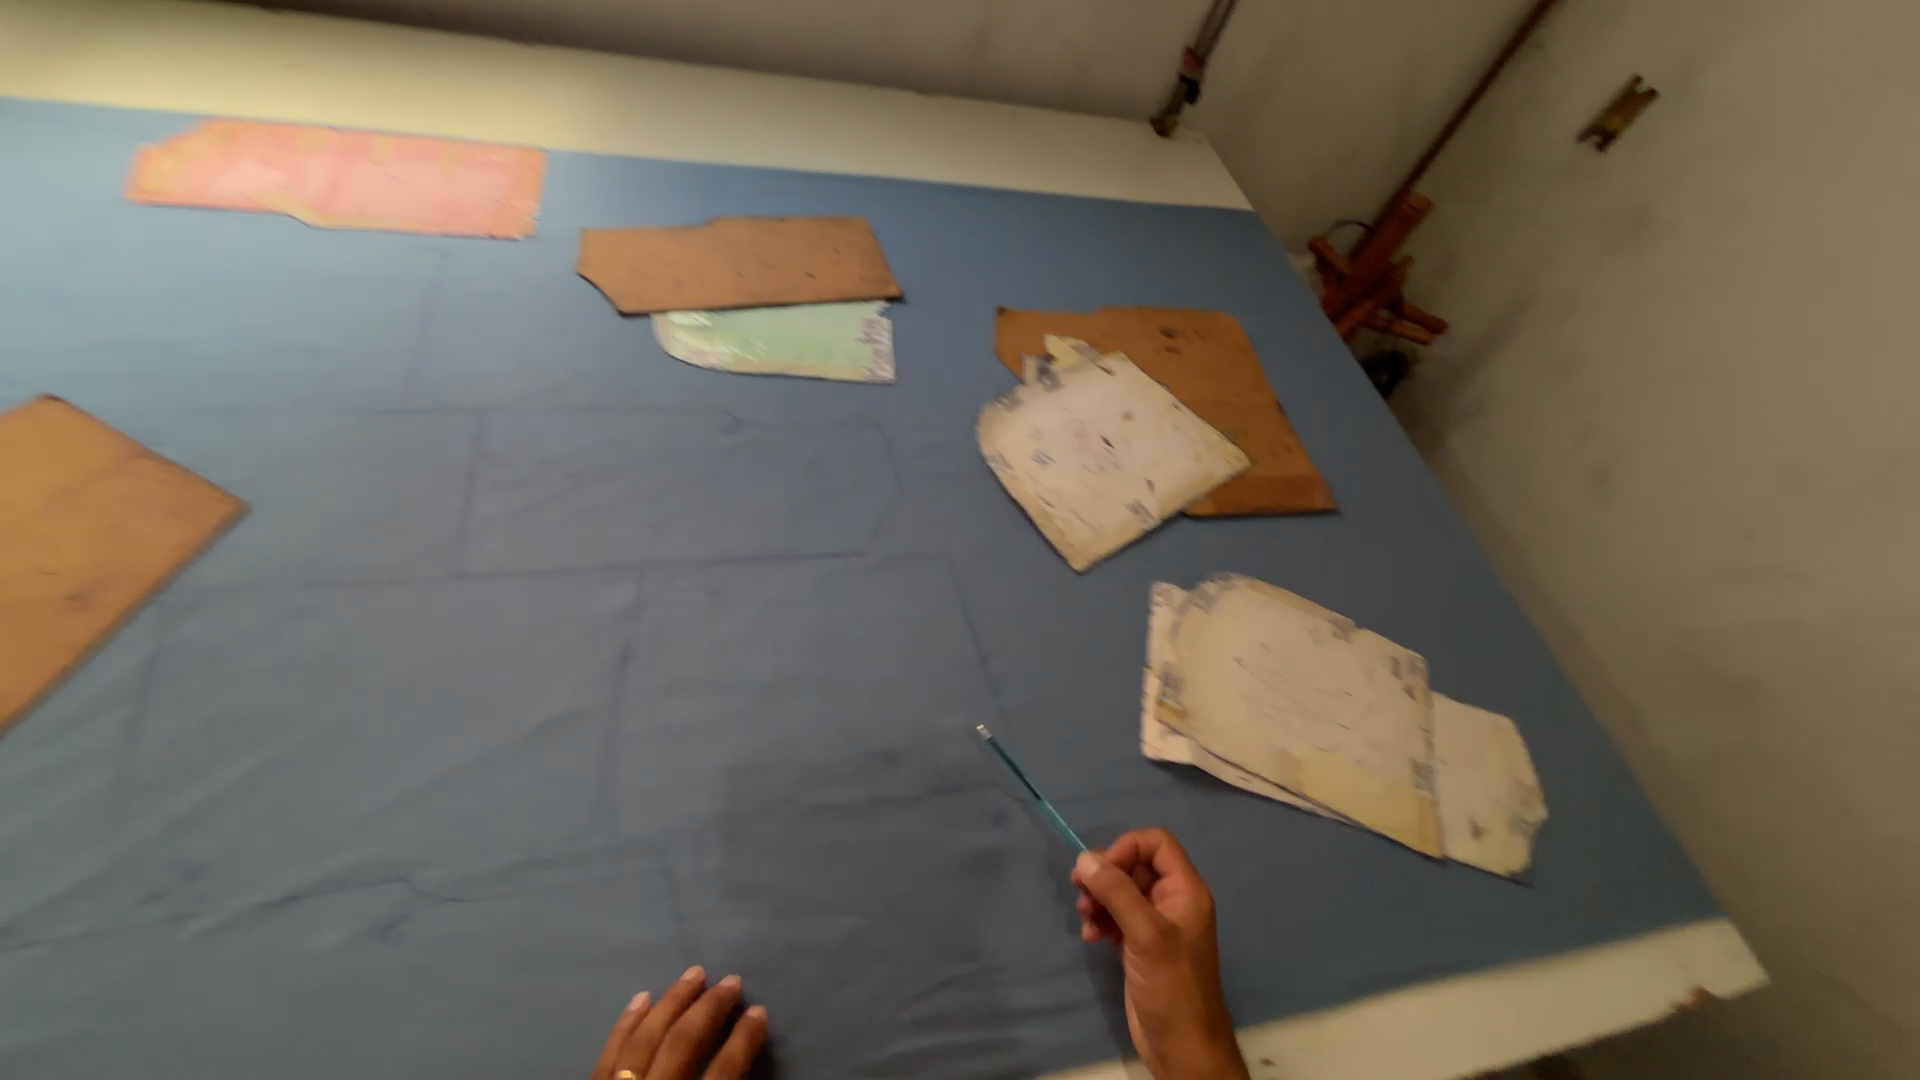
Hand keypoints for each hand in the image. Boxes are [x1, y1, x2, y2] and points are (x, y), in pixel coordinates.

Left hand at [590, 966, 767, 1079]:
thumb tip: (744, 1054)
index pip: (724, 1071)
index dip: (744, 1040)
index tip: (759, 1011)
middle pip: (683, 1044)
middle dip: (710, 1009)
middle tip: (732, 980)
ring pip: (644, 1041)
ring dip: (672, 1003)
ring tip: (694, 974)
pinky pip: (608, 1055)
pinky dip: (625, 1025)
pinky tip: (641, 998)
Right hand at [1072, 829, 1249, 1079]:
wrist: (1182, 1048)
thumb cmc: (1172, 985)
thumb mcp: (1145, 934)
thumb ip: (1116, 891)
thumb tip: (1084, 858)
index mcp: (1185, 890)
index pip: (1156, 843)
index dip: (1127, 848)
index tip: (1103, 870)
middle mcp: (1171, 900)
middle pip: (1134, 865)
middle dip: (1105, 875)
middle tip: (1080, 890)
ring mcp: (1155, 923)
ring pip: (1120, 890)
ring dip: (1098, 898)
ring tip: (1085, 918)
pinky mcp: (1139, 944)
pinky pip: (1115, 915)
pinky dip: (1100, 920)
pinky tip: (1091, 936)